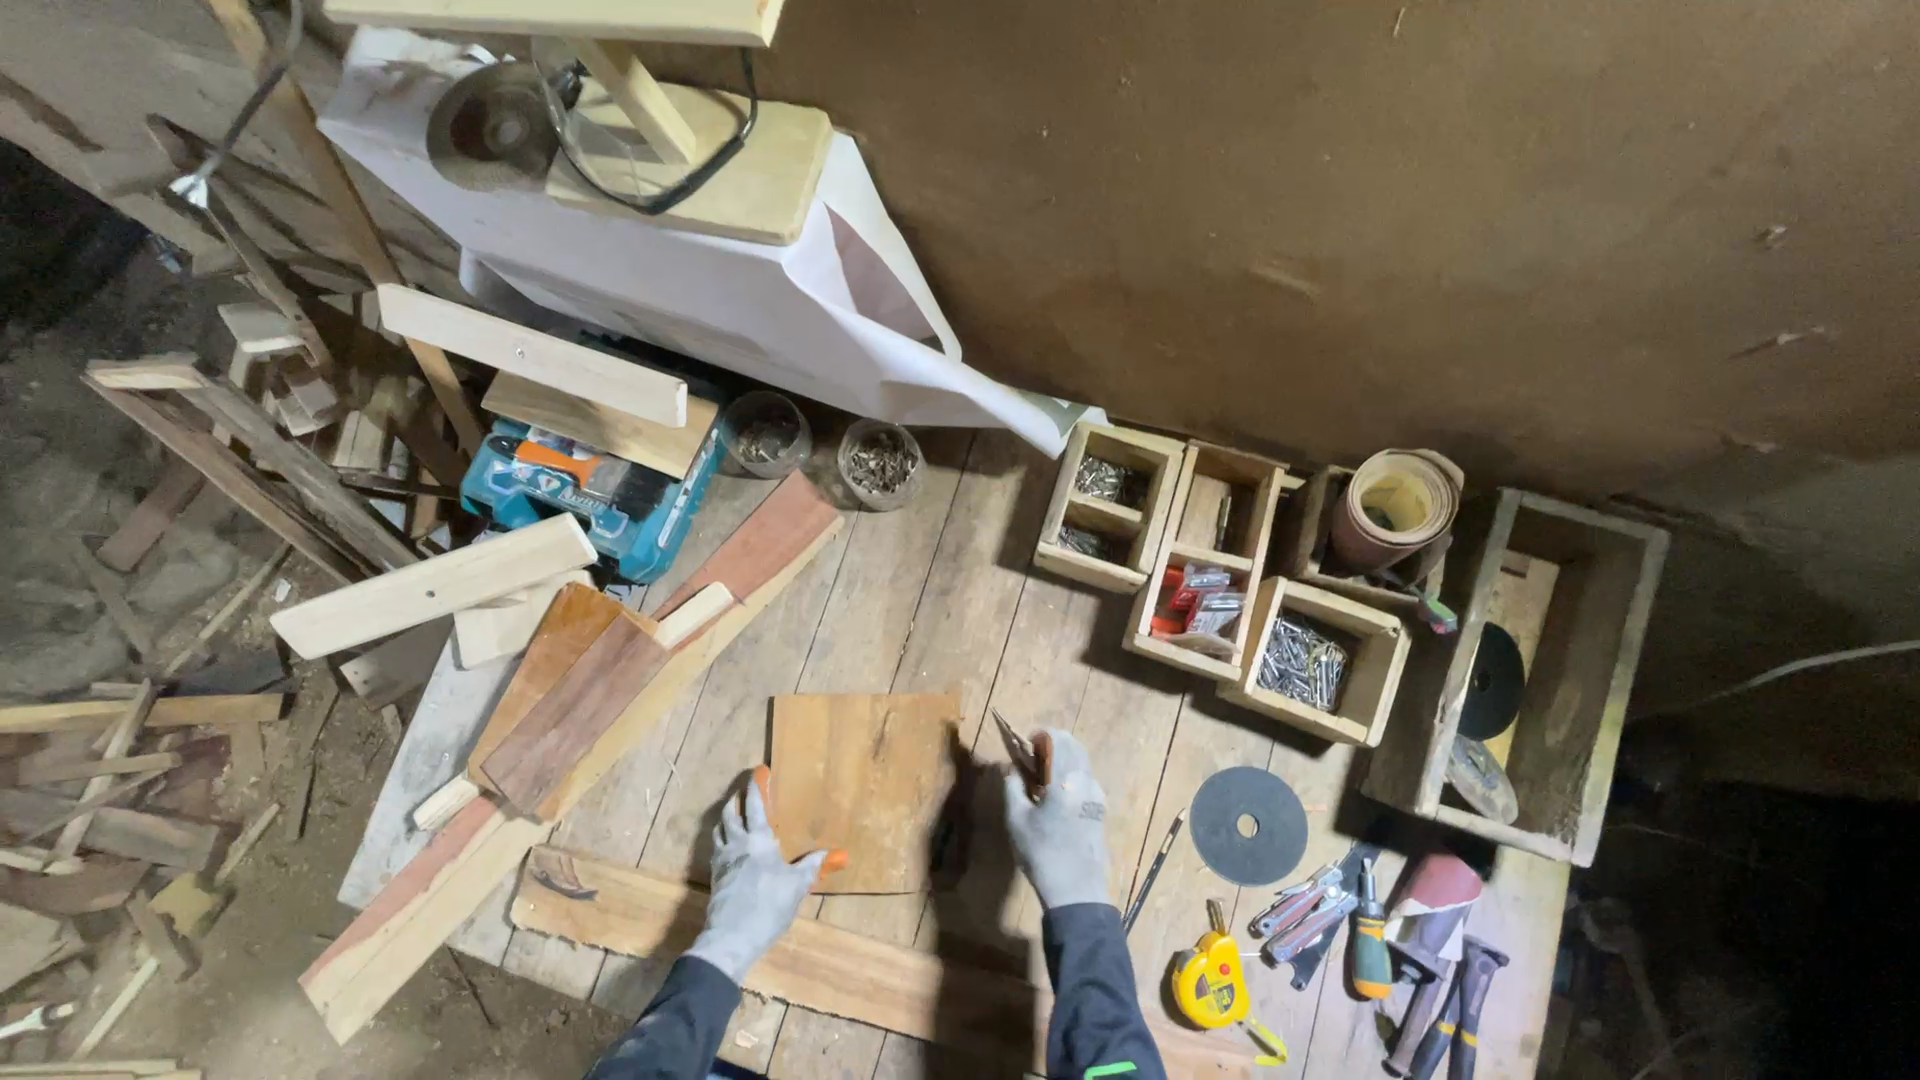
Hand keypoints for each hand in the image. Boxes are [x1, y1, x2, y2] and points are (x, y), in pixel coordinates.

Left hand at [685, 769, 827, 983]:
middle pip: (730, 814)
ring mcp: (722, 860)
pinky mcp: (715, 877)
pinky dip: (720, 840)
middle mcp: (737, 843)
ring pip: (719, 830)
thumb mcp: (797, 885)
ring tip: (730, 815)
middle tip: (741, 792)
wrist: (732, 937)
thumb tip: (829, 853)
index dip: (755, 788)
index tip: (756, 774)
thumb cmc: (769, 905)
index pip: (755, 806)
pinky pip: (715, 849)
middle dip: (735, 800)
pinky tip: (725, 846)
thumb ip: (811, 866)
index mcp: (758, 839)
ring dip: (724, 818)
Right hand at [1003, 729, 1110, 909]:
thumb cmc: (1042, 853)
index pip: (1057, 739)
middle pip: (1073, 746)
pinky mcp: (1101, 809)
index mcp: (1065, 778)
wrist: (1076, 890)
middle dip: (1053, 743)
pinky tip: (1057, 794)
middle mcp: (1086, 780)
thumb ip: (1012, 787)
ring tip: (1042, 776)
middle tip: (1033, 757)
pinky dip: (1072, 774)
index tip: (1025, 744)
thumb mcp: (1016, 820)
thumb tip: (1010, 768)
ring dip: (1064, 758)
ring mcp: (1097, 794)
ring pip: (1082, 761)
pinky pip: (1086, 778)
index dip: (1040, 735)